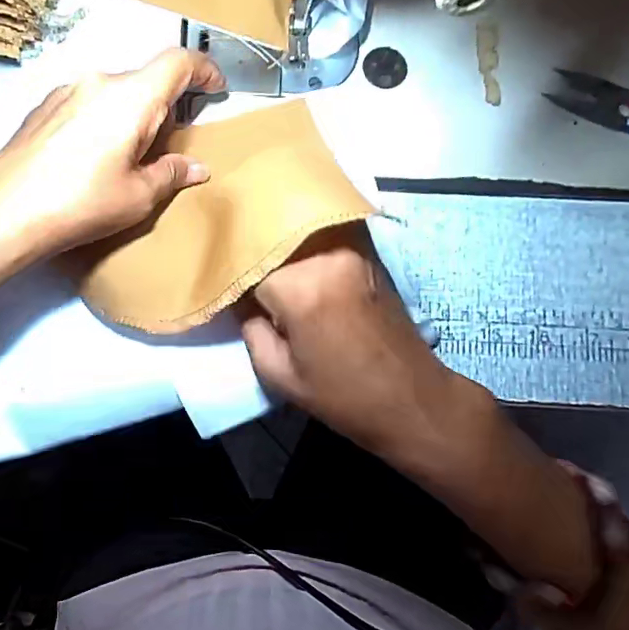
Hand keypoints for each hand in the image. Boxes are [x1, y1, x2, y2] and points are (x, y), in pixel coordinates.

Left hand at [0, 49, 225, 270]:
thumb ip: (170, 174)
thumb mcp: (136, 197)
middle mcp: (97, 81)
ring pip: (111, 92)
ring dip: (129, 114)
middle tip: (169, 142)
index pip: (178, 62)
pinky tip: (90, 157)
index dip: (204, 71)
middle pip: (143, 79)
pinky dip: (101, 120)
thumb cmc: (79, 203)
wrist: (2, 210)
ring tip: (126, 155)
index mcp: (131, 96)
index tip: (215, 89)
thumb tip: (196, 167)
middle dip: (164, 104)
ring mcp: (64, 92)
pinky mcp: (41, 109)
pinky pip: (84, 104)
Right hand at [239, 227, 490, 473]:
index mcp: (300, 287)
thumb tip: (240, 299)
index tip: (215, 287)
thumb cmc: (343, 396)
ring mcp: (350, 247)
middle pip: (269, 238)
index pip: (244, 264)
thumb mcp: (278, 374)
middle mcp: (325, 255)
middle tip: (230, 270)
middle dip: (246, 252)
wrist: (413, 399)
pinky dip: (298, 239)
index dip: (227, 276)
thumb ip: (250, 329)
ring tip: (255, 260)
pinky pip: (319, 233)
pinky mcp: (366, 250)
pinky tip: (285, 253)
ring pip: (294, 230)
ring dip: (272, 242)